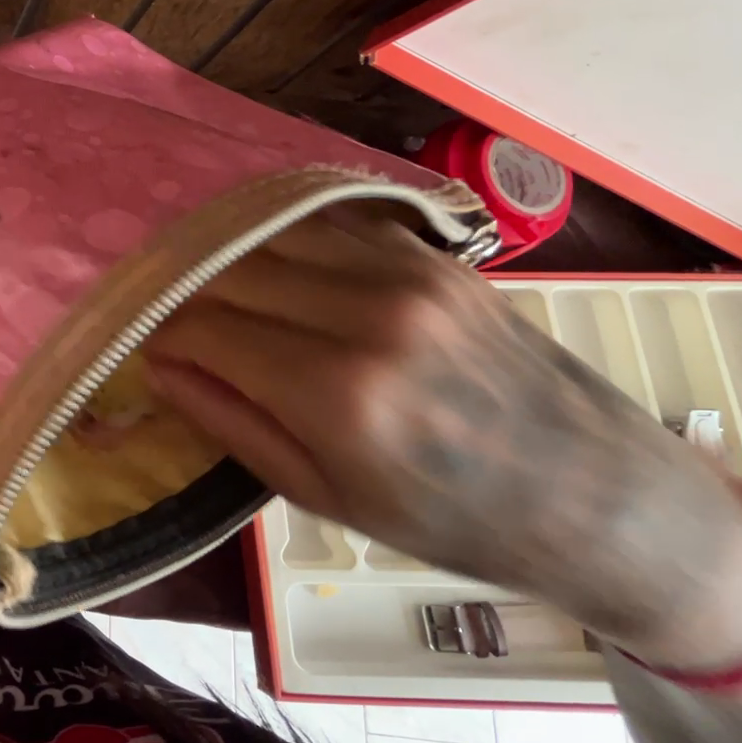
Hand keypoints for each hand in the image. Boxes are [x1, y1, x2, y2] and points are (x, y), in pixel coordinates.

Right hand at [140, 207, 741, 670]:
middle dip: (183, 294)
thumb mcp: (318, 493)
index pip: (201, 327)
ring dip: (225, 259)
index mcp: (336, 392)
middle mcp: (369, 316)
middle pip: (228, 271)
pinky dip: (281, 242)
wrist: (596, 497)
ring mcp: (408, 275)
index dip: (158, 332)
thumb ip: (227, 420)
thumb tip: (157, 365)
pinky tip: (268, 268)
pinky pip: (325, 226)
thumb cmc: (443, 516)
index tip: (145, 348)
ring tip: (208, 289)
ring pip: (270, 235)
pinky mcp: (434, 257)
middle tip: (167, 318)